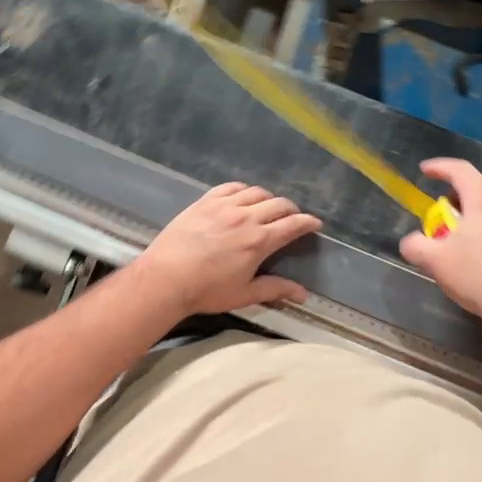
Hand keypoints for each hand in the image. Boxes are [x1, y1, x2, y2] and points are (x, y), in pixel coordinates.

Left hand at [132, 184, 322, 315]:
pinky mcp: (204, 202)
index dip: (308, 222)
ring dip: (268, 198)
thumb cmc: (206, 291)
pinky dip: (243, 190)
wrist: (166, 278)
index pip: (293, 224)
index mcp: (259, 241)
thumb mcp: (244, 294)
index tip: (315, 224)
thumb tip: (303, 294)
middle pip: (278, 204)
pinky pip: (230, 187)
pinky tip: (243, 196)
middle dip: (291, 210)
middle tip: (292, 218)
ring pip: (256, 192)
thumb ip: (275, 289)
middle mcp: (245, 217)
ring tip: (267, 208)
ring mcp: (223, 206)